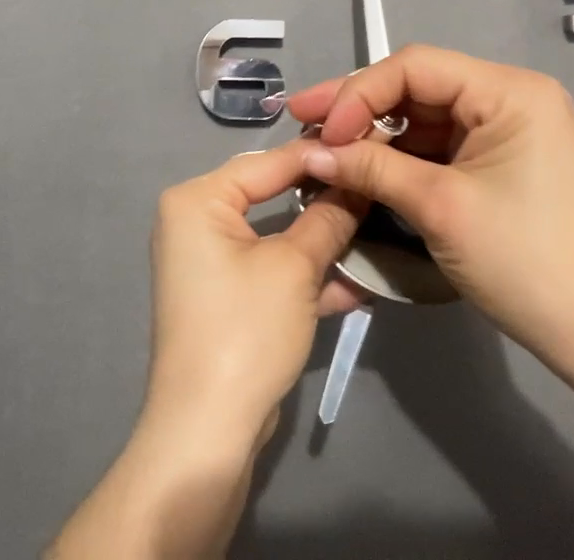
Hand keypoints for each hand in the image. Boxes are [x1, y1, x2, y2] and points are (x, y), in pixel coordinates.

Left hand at [145, 140, 369, 443]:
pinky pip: (271, 271)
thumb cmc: (246, 330)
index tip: (371, 146)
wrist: (208, 428)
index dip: (322, 156)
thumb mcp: (295, 268)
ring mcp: (209, 263)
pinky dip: (307, 276)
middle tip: (378, 189)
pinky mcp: (226, 298)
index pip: (269, 162)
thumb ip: (329, 218)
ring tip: (377, 235)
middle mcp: (195, 222)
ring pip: (277, 237)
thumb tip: (356, 182)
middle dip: (326, 201)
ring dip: (324, 243)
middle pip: (272, 197)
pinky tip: (357, 284)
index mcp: (197, 200)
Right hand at [285, 45, 573, 370]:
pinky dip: (399, 160)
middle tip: (301, 121)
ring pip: (424, 120)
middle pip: (418, 88)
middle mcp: (511, 100)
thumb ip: (372, 169)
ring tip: (323, 153)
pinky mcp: (500, 167)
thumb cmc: (527, 261)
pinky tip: (360, 170)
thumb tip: (313, 153)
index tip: (319, 131)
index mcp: (510, 92)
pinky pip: (439, 150)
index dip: (359, 93)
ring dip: (375, 137)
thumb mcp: (440, 208)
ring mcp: (507, 134)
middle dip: (359, 108)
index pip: (415, 67)